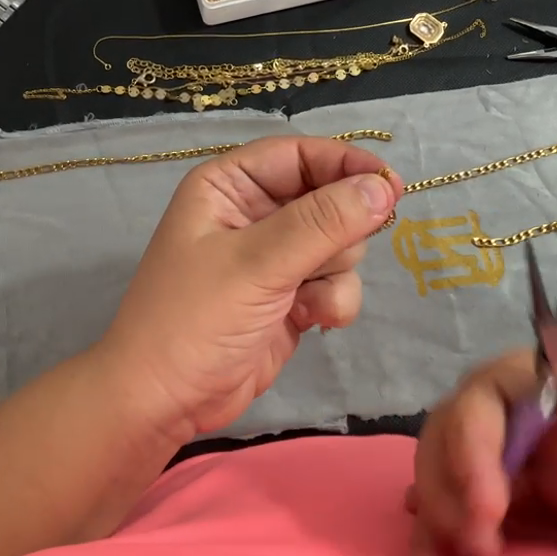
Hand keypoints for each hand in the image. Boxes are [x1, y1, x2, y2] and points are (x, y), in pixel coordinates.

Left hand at [91, 135, 403, 442]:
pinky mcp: (289, 296)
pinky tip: (309, 319)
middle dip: (338, 228)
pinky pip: (335, 282)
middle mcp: (252, 212)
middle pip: (326, 196)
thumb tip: (383, 186)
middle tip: (331, 254)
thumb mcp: (256, 264)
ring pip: (338, 242)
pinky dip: (332, 300)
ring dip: (335, 269)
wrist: (165, 401)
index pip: (298, 154)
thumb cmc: (194, 318)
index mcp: (228, 185)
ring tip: (305, 293)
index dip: (344, 163)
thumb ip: (321, 223)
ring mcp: (272, 256)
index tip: (391, 184)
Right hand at [408, 341, 556, 555]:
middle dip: (450, 473)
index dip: (475, 430)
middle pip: (471, 424)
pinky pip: (509, 518)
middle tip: (465, 540)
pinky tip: (451, 551)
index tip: (486, 498)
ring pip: (475, 471)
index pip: (502, 383)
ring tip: (443, 553)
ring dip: (446, 506)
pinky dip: (468, 530)